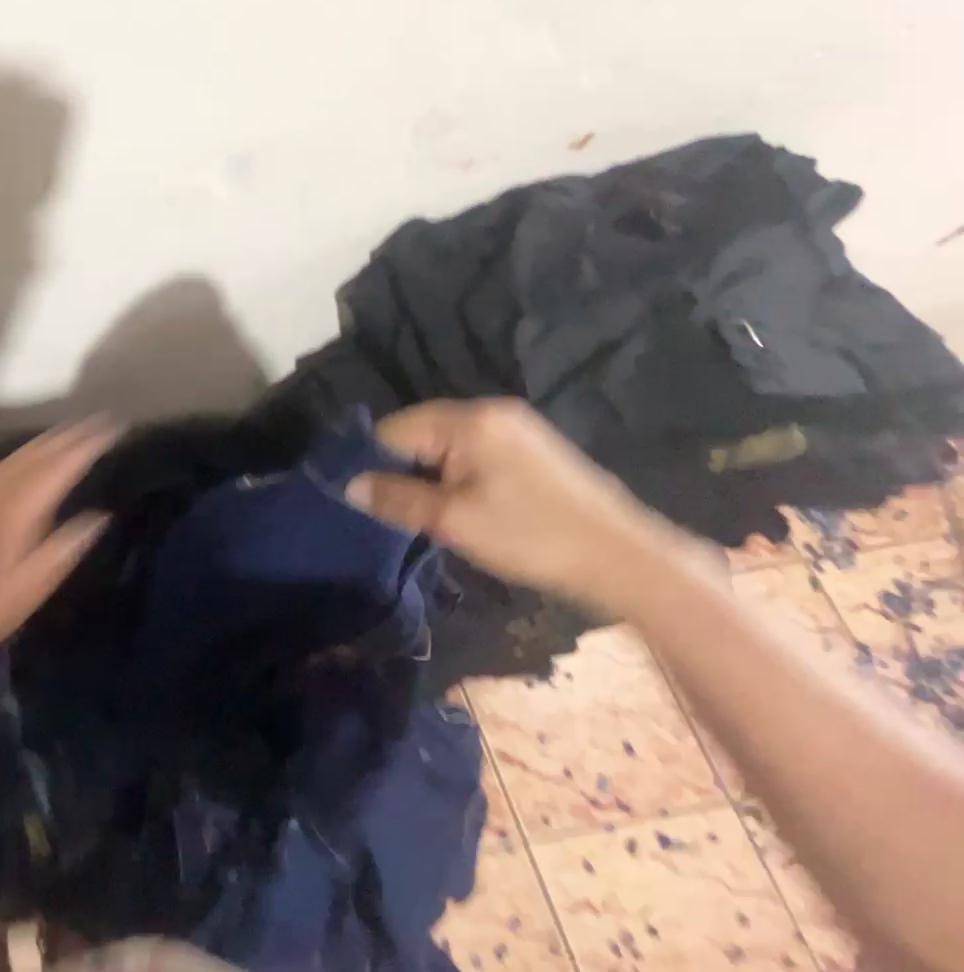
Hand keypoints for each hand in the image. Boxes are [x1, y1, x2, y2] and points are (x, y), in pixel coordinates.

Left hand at [0, 419, 117, 688]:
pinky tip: (29, 459)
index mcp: (17, 509)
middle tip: (98, 421)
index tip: (112, 428)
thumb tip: (98, 516)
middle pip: (36, 454)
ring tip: (71, 431)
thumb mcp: (31, 586)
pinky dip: (22, 456)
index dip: (87, 445)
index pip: (59, 466)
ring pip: (15, 457)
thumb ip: (64, 547)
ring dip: (46, 441)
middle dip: (69, 435)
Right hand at [345, 399, 690, 604]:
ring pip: (443, 445)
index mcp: (469, 421)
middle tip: (393, 511)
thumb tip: (349, 486)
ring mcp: (514, 428)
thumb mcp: (452, 521)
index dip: (371, 462)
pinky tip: (458, 505)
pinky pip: (470, 452)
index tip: (363, 500)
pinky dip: (453, 475)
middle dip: (399, 468)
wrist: (621, 558)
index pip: (393, 429)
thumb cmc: (530, 536)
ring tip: (424, 512)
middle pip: (418, 433)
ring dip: (427, 475)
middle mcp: (490, 412)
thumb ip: (396, 498)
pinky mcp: (529, 448)